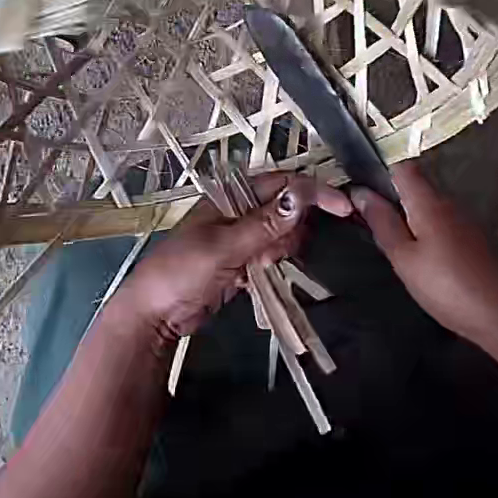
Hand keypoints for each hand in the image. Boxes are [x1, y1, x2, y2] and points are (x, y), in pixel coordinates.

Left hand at [110, 173, 352, 344]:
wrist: (153, 314)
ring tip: (259, 266)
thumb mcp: (226, 246)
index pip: (281, 183)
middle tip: (274, 252)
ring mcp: (239, 237)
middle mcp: (237, 210)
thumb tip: (302, 195)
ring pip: (280, 233)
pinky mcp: (240, 262)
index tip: (344, 208)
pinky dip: (271, 264)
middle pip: (286, 207)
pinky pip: (269, 255)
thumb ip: (266, 223)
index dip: (313, 193)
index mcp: (229, 195)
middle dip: (292, 228)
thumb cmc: (182, 272)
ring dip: (280, 249)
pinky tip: (254, 278)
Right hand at [350, 163, 497, 357]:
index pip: (401, 167)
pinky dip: (426, 234)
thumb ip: (382, 223)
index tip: (360, 194)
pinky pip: (442, 225)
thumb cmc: (449, 287)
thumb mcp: (404, 259)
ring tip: (392, 247)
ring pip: (428, 208)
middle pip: (415, 187)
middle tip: (369, 226)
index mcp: (428, 201)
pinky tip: (421, 261)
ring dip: (408, 219)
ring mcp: (465, 221)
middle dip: (391, 200)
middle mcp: (449, 203)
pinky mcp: (475, 240)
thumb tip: (360, 192)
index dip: (378, 173)